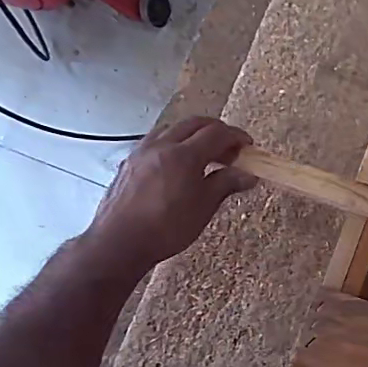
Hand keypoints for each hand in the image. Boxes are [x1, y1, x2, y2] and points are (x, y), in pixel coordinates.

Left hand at [86, 117, 257, 272]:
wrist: (120, 242)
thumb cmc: (166, 228)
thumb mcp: (204, 207)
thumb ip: (226, 183)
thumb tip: (247, 175)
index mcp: (184, 155)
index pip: (217, 133)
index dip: (236, 137)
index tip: (248, 146)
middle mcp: (161, 145)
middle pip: (194, 124)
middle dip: (216, 131)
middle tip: (230, 148)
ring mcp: (142, 151)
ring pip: (173, 129)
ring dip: (193, 135)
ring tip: (205, 156)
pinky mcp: (129, 162)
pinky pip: (156, 141)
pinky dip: (174, 143)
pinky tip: (178, 164)